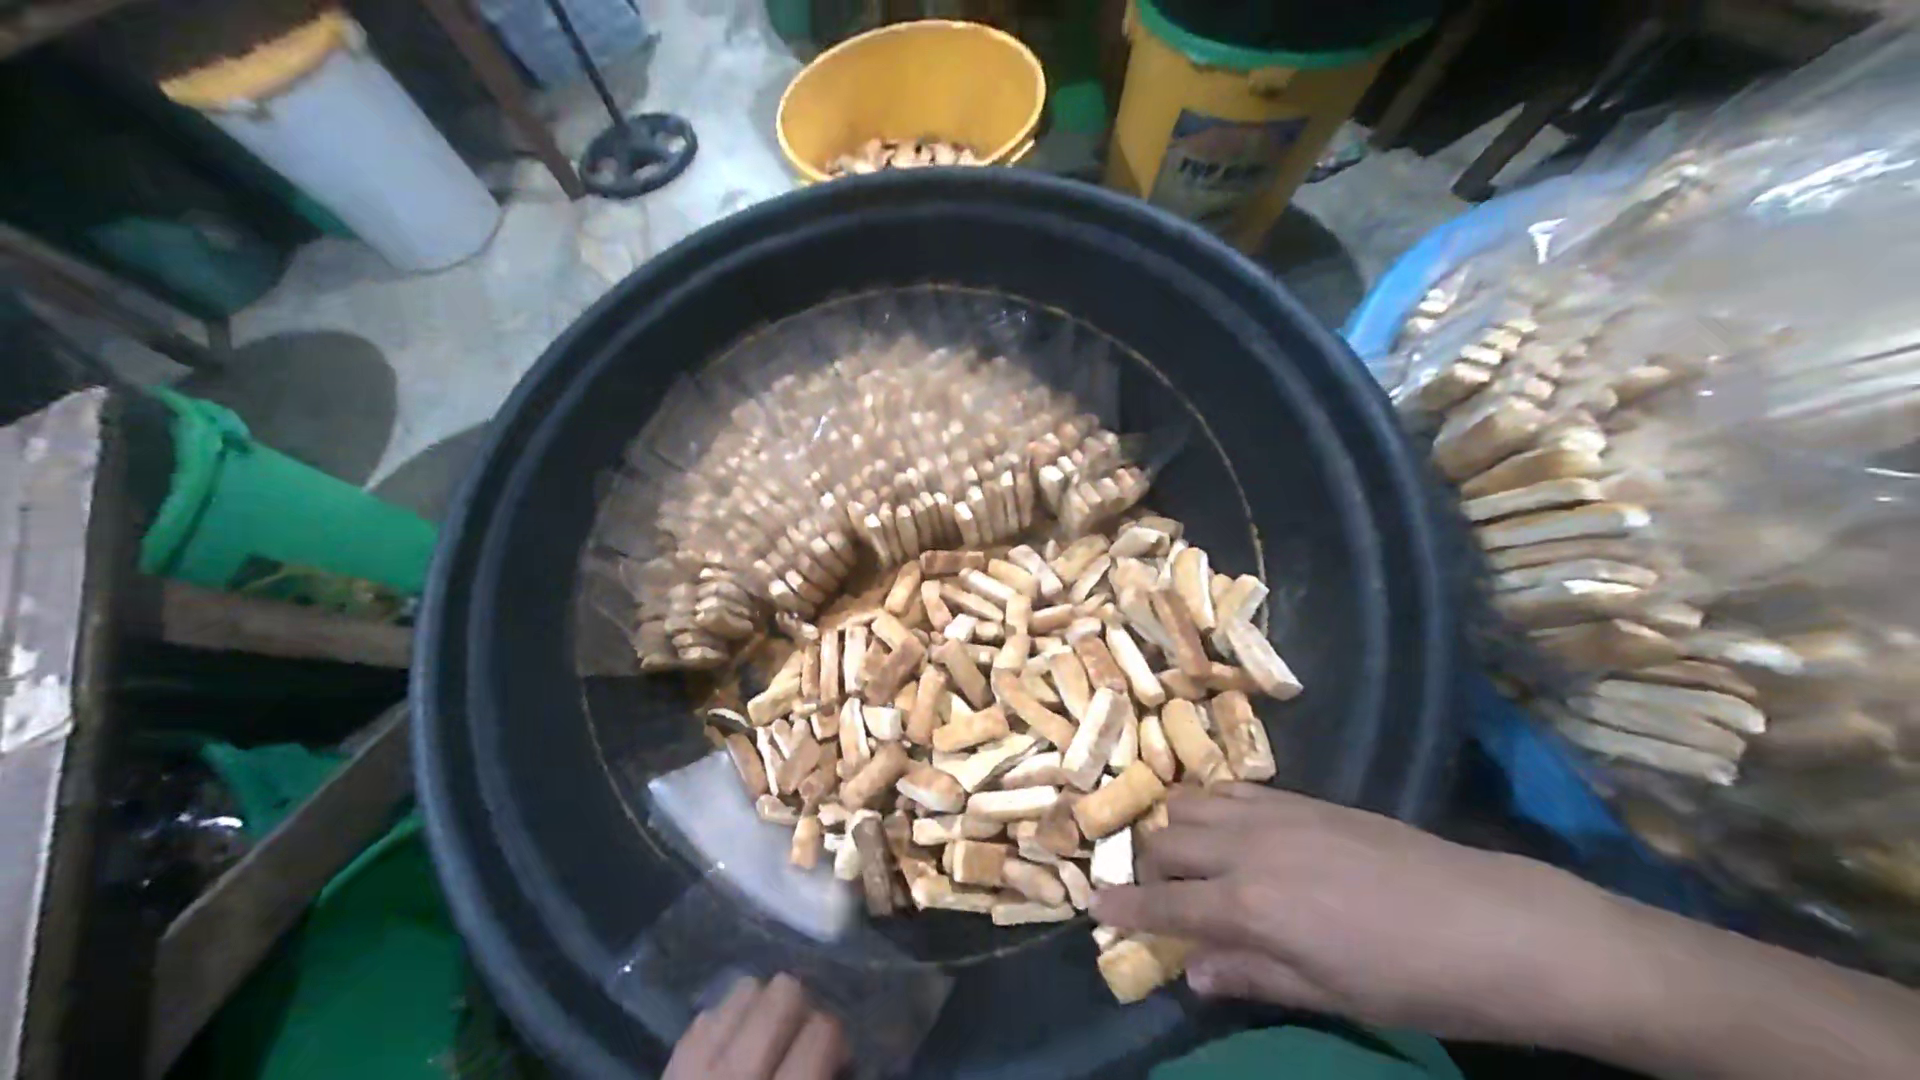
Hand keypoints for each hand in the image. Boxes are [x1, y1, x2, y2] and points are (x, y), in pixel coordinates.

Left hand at [665, 973, 847, 1079]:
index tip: (833, 1057)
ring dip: (762, 1009)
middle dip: (801, 1009)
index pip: (824, 1031)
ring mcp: (697, 1071)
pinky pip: (708, 1015)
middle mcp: (739, 1077)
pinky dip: (726, 1026)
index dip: (835, 1038)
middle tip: (798, 1040)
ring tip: (764, 1039)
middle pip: (785, 992)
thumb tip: (839, 1058)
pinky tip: (730, 1052)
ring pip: (747, 990)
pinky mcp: (670, 1069)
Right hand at [1090, 783, 1643, 1046]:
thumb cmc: (1415, 982)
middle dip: (1146, 866)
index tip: (1093, 905)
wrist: (1498, 926)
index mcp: (1250, 906)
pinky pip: (1232, 787)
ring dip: (1173, 828)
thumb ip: (1250, 975)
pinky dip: (1209, 801)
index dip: (1124, 907)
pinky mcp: (1301, 798)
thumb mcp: (1330, 995)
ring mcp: (1273, 814)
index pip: (1164, 903)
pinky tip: (1219, 819)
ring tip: (1181, 854)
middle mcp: (1246, 849)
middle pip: (1166, 842)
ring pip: (1190, 804)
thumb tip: (1190, 972)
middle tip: (1153, 892)